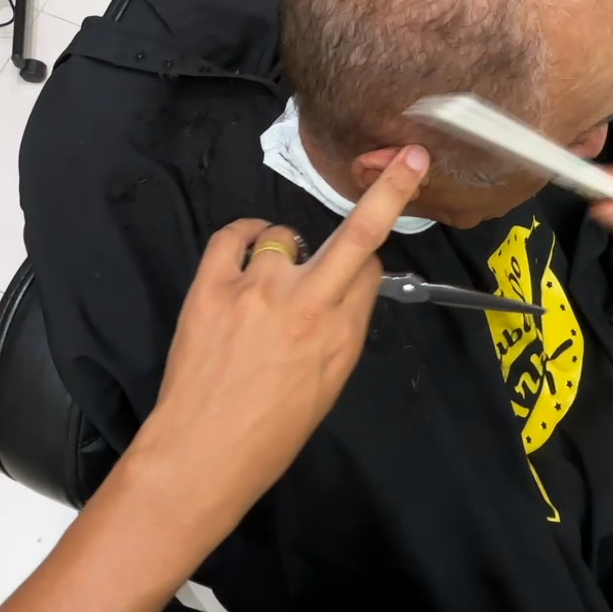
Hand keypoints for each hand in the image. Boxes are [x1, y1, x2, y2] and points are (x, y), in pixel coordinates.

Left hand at [132, 145, 431, 514]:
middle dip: (390, 191)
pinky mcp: (212, 286)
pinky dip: (242, 236)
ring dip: (281, 250)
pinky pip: (233, 235)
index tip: (356, 259)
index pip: (369, 268)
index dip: (362, 262)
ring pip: (283, 236)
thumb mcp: (328, 386)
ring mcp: (257, 290)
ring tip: (265, 283)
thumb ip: (342, 329)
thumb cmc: (272, 433)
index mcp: (343, 336)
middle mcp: (308, 304)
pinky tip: (245, 249)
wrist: (201, 455)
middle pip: (359, 235)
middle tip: (410, 156)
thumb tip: (345, 287)